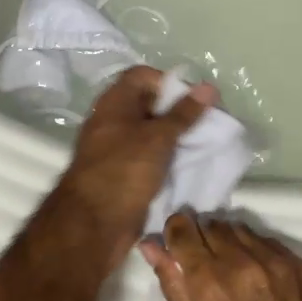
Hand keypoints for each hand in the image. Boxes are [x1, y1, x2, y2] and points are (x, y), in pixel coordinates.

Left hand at [37, 66, 213, 271]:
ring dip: (174, 136)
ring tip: (202, 144)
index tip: (193, 100)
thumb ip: (184, 113)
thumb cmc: (124, 171)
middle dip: (176, 110)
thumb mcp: (158, 138)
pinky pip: (148, 156)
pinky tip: (187, 165)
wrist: (93, 225)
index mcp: (113, 102)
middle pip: (147, 103)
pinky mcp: (122, 172)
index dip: (168, 82)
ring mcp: (115, 148)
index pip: (142, 75)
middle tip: (205, 123)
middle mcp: (112, 120)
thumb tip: (208, 87)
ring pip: (149, 132)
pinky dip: (166, 157)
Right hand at [140, 215, 301, 300]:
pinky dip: (255, 250)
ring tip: (232, 269)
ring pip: (238, 228)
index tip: (176, 244)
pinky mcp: (299, 262)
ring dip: (228, 241)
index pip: (182, 229)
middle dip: (201, 237)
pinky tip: (258, 276)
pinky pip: (266, 241)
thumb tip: (150, 246)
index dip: (175, 232)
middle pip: (210, 224)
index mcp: (209, 283)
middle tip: (204, 262)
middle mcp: (240, 261)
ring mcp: (273, 259)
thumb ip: (175, 286)